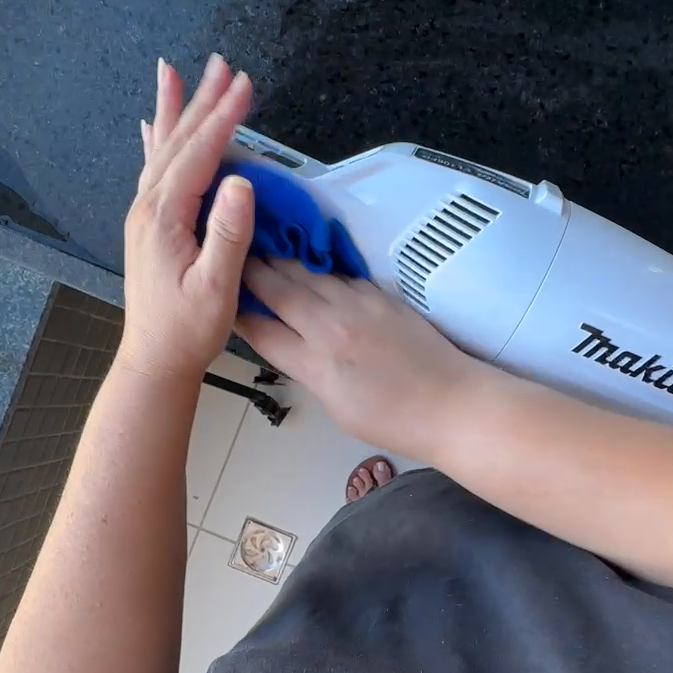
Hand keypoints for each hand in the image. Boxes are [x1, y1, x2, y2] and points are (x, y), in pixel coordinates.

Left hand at [117, 54, 255, 383]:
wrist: (155, 358)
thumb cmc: (187, 330)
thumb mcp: (216, 288)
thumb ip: (228, 235)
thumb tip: (241, 183)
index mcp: (165, 219)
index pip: (199, 156)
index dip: (223, 119)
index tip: (245, 86)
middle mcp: (148, 209)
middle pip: (177, 143)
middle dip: (201, 102)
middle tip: (221, 64)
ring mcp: (144, 217)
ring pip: (162, 151)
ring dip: (175, 112)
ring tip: (175, 73)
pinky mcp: (148, 228)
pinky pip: (152, 171)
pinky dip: (155, 143)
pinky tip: (151, 127)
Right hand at [234, 258, 495, 458]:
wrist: (450, 403)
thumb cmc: (393, 420)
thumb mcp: (336, 408)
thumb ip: (310, 373)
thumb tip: (295, 349)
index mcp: (315, 365)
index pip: (262, 330)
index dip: (238, 313)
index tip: (223, 301)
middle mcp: (331, 327)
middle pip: (279, 288)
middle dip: (252, 272)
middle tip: (233, 258)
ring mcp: (358, 305)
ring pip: (308, 274)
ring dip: (282, 262)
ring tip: (262, 252)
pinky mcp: (381, 295)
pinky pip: (340, 277)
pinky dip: (320, 272)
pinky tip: (311, 268)